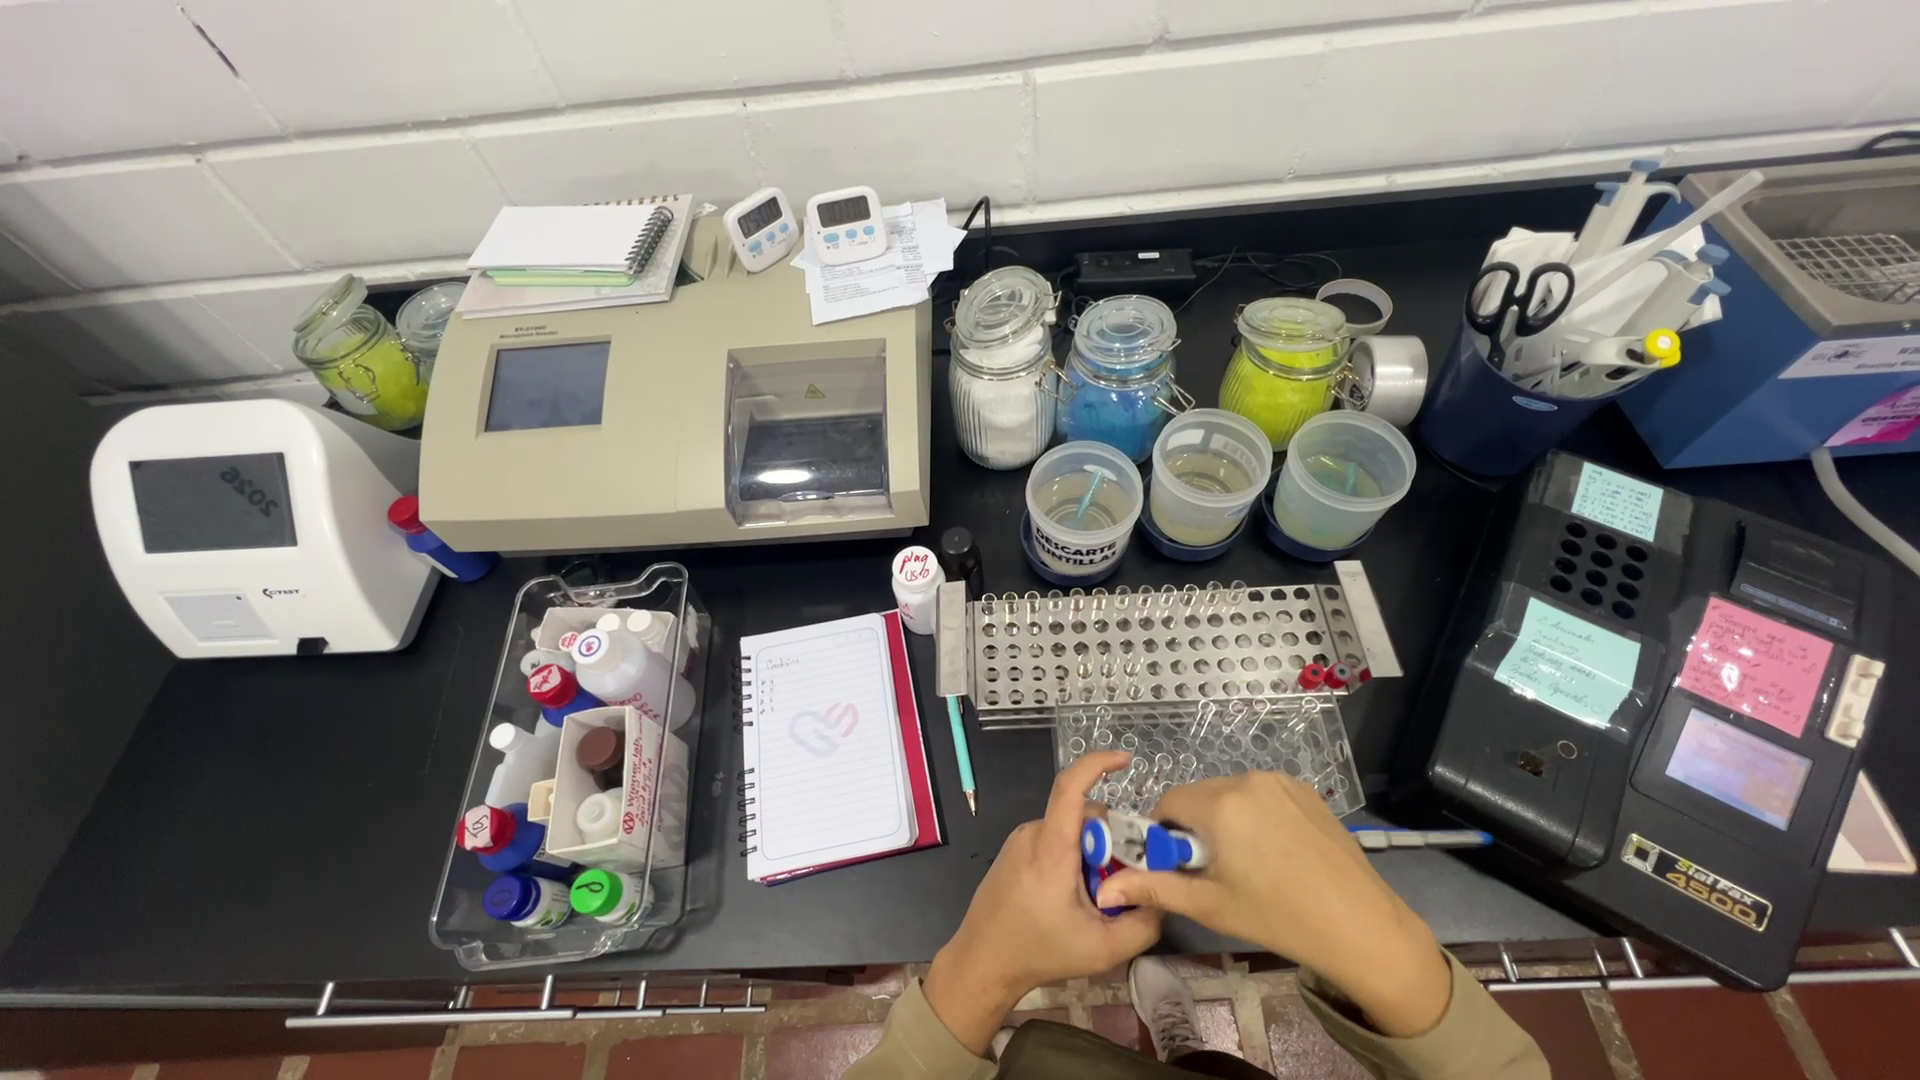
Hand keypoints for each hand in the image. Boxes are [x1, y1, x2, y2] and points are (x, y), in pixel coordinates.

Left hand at [923, 751, 1161, 1054]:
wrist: (983, 962)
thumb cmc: (1039, 952)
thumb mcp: (1104, 949)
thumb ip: (1144, 922)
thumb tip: (1163, 896)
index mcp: (1051, 848)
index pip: (1070, 786)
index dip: (1097, 764)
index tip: (1125, 760)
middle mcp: (1033, 833)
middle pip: (1082, 814)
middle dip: (1111, 837)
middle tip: (1128, 873)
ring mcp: (1020, 840)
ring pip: (1069, 829)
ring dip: (1092, 851)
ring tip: (1099, 894)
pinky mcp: (1014, 851)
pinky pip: (1054, 839)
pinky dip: (1073, 856)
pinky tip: (1076, 895)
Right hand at [1095, 772, 1451, 1037]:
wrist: (1360, 924)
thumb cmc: (1277, 916)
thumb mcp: (1209, 905)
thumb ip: (1154, 889)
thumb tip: (1106, 889)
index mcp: (1219, 805)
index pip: (1168, 802)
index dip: (1164, 833)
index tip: (1179, 864)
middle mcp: (1246, 780)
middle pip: (1199, 796)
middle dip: (1195, 827)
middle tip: (1214, 869)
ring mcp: (1280, 781)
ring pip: (1230, 794)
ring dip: (1225, 819)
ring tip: (1248, 863)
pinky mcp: (1304, 789)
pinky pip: (1260, 794)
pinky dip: (1255, 815)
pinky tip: (1275, 851)